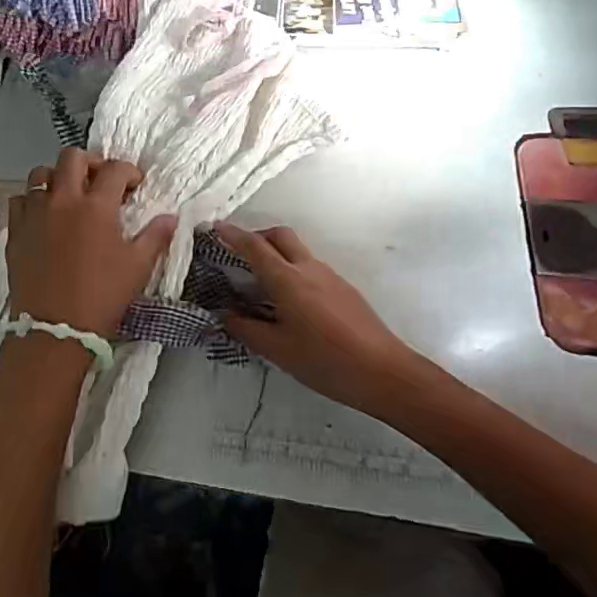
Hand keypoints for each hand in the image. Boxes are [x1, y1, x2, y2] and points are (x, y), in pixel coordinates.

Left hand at [8, 147, 176, 336]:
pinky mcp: (15, 231)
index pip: (115, 169)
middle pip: (72, 157)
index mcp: (96, 206)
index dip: (129, 171)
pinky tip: (46, 216)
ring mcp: (34, 214)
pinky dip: (34, 199)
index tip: (135, 185)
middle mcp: (63, 200)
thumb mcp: (138, 267)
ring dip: (59, 177)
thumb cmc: (103, 296)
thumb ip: (156, 236)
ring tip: (71, 195)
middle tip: (103, 180)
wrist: (56, 328)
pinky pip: (20, 200)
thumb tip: (171, 217)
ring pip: (41, 174)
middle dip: (92, 162)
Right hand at [214, 222, 428, 416]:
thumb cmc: (325, 361)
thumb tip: (225, 314)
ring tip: (260, 283)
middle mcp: (309, 268)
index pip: (255, 247)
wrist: (381, 369)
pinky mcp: (344, 288)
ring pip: (298, 251)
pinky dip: (293, 271)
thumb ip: (246, 328)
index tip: (215, 228)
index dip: (233, 235)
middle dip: (257, 236)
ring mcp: (330, 276)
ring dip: (277, 255)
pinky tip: (289, 302)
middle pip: (281, 236)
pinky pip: (311, 268)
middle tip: (238, 253)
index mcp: (288, 280)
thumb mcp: (277, 350)